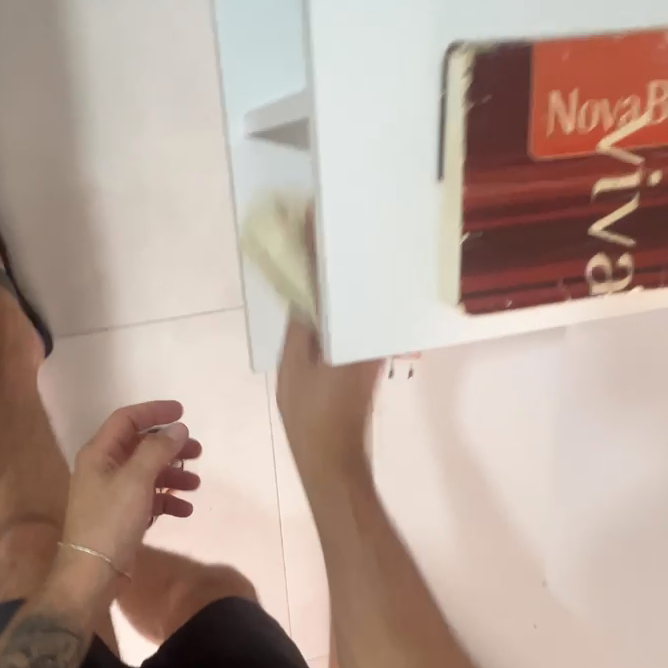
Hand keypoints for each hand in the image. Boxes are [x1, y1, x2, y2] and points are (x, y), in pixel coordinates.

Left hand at [60, 400, 201, 582]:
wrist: (93, 572)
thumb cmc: (111, 521)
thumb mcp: (136, 480)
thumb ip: (158, 450)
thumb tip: (178, 428)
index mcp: (99, 453)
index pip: (127, 419)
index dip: (154, 412)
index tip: (183, 413)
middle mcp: (103, 469)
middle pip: (140, 447)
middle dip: (170, 447)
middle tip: (197, 451)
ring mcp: (112, 494)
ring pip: (147, 474)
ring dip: (173, 476)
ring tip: (196, 485)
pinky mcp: (121, 516)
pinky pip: (148, 498)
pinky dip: (167, 500)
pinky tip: (185, 509)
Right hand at [274, 205, 379, 477]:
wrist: (331, 454)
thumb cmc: (311, 412)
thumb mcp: (295, 362)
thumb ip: (302, 319)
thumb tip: (306, 280)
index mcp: (353, 329)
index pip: (337, 276)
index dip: (323, 244)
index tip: (314, 213)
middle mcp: (370, 331)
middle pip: (355, 282)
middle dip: (336, 253)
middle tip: (317, 222)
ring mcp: (371, 343)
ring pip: (356, 299)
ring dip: (338, 277)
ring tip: (317, 248)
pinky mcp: (367, 354)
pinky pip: (354, 316)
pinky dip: (339, 301)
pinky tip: (323, 291)